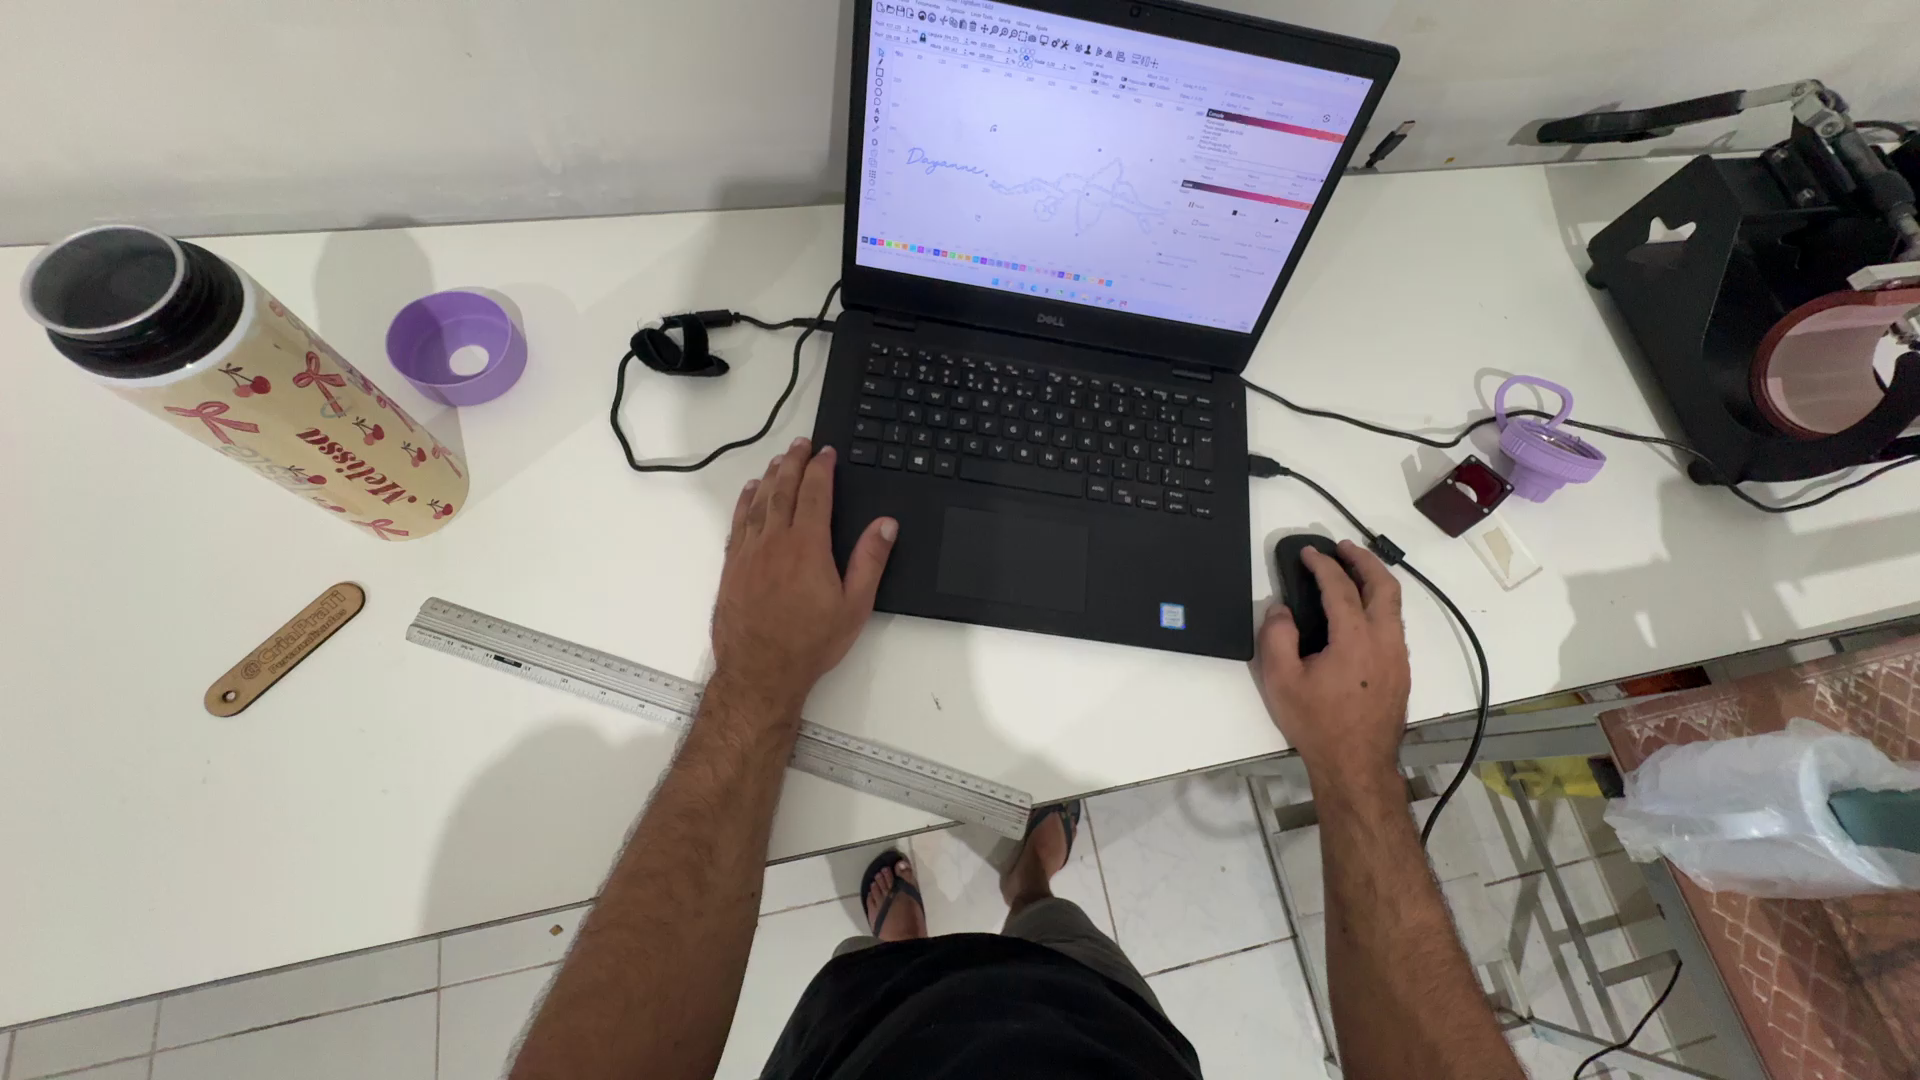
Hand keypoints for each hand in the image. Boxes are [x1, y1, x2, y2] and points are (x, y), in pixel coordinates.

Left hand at [709, 437, 897, 721]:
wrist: (760, 671)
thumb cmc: (810, 643)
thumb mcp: (854, 604)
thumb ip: (871, 560)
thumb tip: (886, 525)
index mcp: (808, 546)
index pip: (816, 494)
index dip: (822, 469)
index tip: (827, 453)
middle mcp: (775, 542)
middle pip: (784, 490)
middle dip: (794, 463)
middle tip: (801, 444)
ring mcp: (749, 553)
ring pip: (759, 502)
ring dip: (770, 476)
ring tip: (779, 459)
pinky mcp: (732, 567)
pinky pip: (738, 523)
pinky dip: (745, 502)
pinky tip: (750, 492)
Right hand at [1253, 540, 1409, 774]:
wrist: (1356, 765)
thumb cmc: (1316, 723)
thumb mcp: (1281, 680)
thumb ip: (1277, 637)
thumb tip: (1282, 610)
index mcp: (1355, 640)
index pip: (1340, 589)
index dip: (1323, 565)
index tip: (1308, 552)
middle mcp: (1385, 642)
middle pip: (1384, 587)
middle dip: (1364, 560)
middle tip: (1343, 546)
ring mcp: (1398, 657)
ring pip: (1395, 605)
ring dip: (1375, 581)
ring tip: (1353, 570)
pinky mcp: (1401, 671)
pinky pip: (1394, 624)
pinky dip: (1379, 604)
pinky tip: (1360, 610)